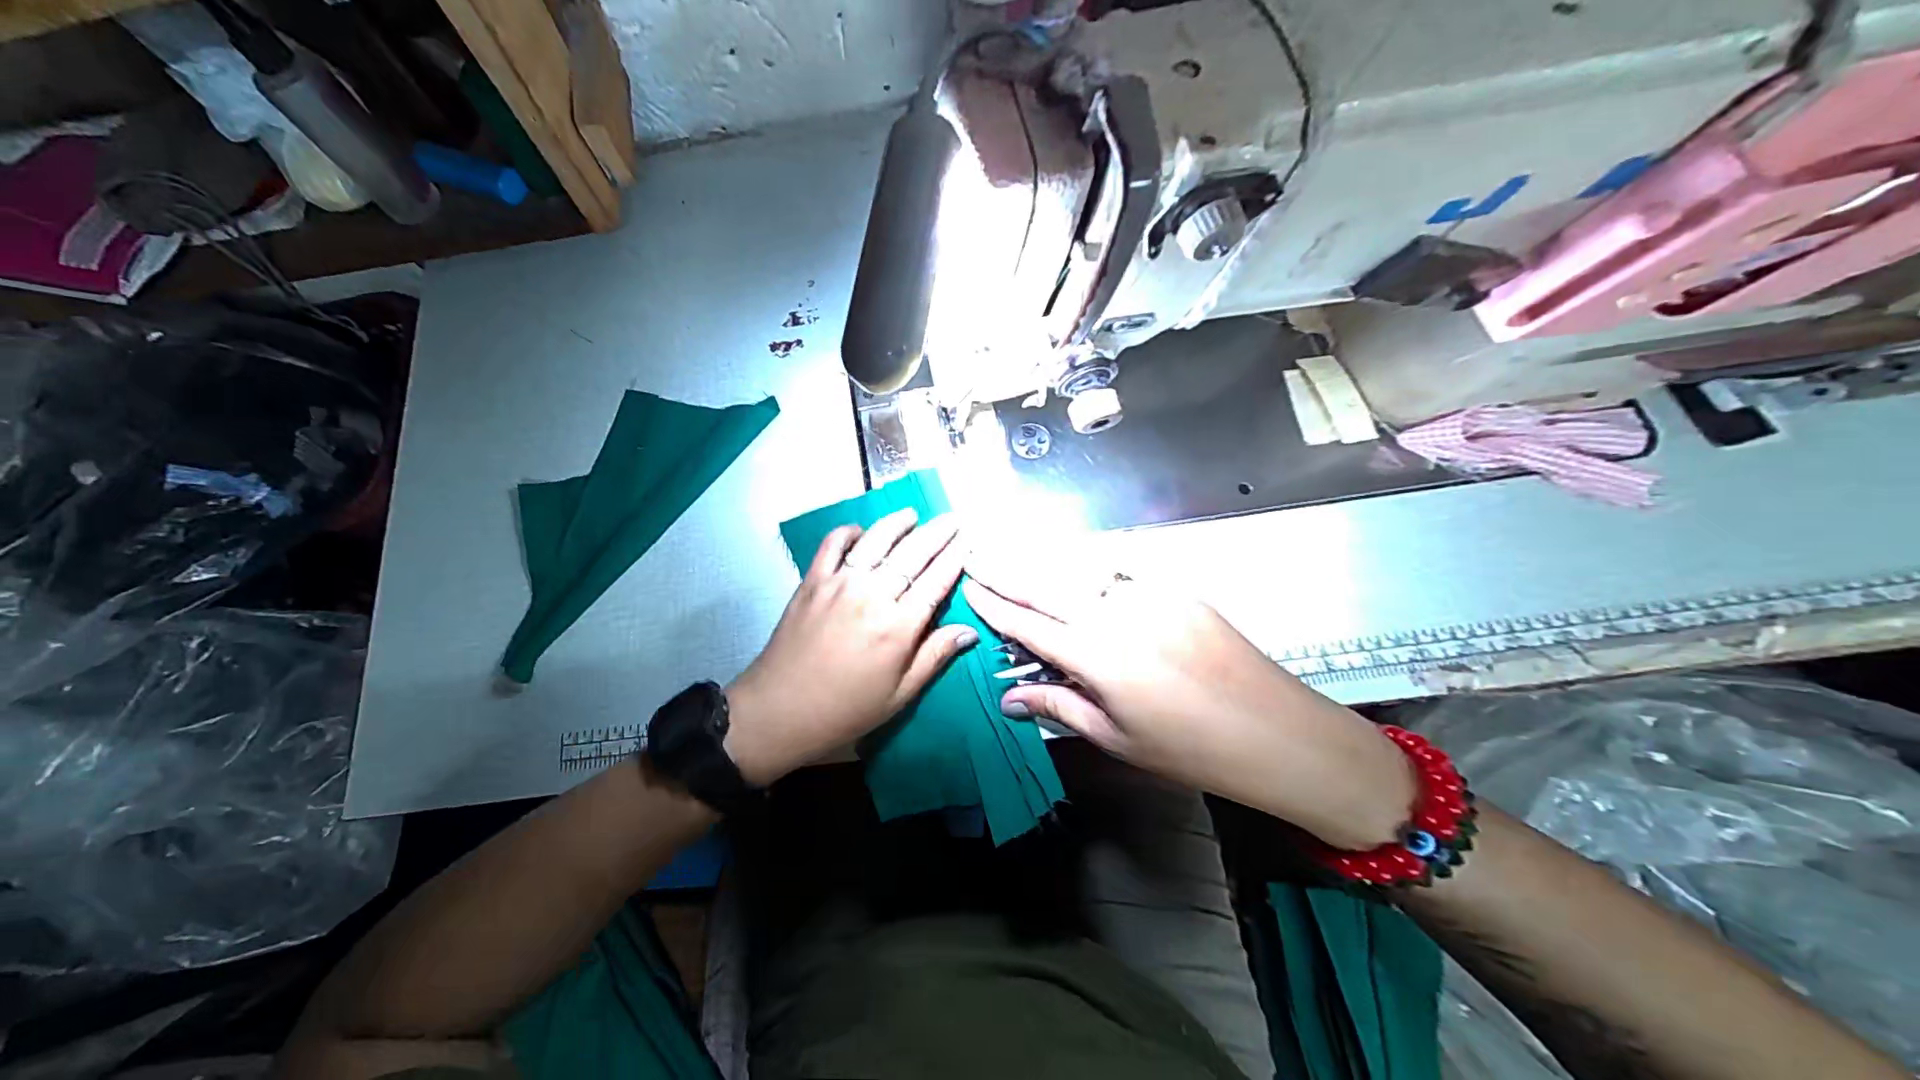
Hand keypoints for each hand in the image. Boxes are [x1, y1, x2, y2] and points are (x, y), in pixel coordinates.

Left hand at [723, 509, 973, 785]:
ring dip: (896, 524)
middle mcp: (871, 597)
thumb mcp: (899, 695)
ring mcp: (839, 585)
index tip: (969, 540)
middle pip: (911, 555)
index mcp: (898, 628)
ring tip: (912, 514)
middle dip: (936, 533)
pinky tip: (860, 530)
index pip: (935, 582)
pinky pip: (832, 546)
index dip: (955, 558)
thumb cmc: (846, 710)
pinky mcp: (811, 582)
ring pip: (875, 542)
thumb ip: (934, 657)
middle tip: (953, 518)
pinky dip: (847, 532)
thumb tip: (970, 631)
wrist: (779, 711)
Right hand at [962, 555, 1414, 849]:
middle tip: (976, 551)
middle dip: (1006, 567)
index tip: (969, 585)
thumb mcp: (1115, 737)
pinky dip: (1088, 567)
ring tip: (1014, 553)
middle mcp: (1117, 614)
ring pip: (1082, 567)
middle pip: (1046, 582)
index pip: (1029, 623)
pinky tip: (1074, 568)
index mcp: (1096, 656)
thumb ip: (1058, 706)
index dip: (994, 604)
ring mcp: (1150, 595)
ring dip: (1044, 559)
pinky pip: (1120, 572)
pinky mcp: (1177, 590)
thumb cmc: (1189, 749)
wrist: (1277, 732)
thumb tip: (1009, 697)